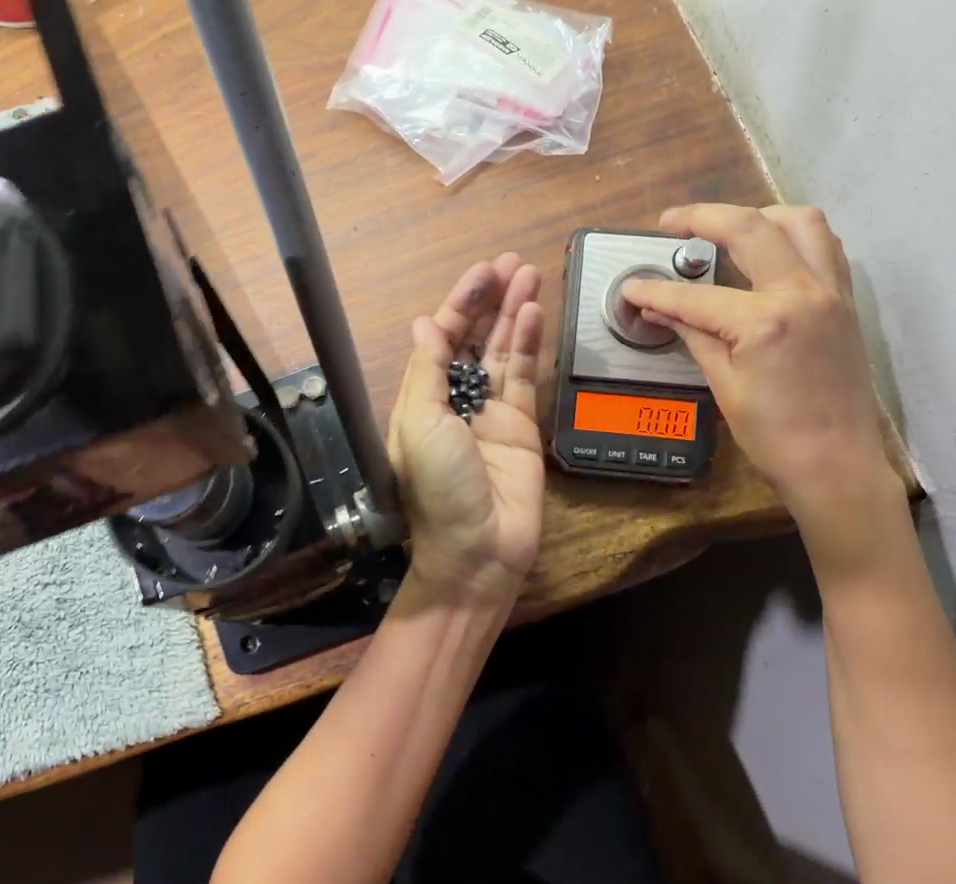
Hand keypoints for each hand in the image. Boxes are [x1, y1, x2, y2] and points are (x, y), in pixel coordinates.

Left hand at [387, 254, 544, 604]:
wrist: (478, 547)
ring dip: (513, 314)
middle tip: (512, 263)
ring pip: (502, 352)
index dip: (459, 305)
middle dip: (490, 301)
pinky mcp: (523, 427)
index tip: (482, 273)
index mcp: (422, 401)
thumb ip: (427, 371)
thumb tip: (423, 323)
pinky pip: (525, 377)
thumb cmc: (439, 487)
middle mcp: (455, 402)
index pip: (441, 340)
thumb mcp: (419, 423)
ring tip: (530, 274)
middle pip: (473, 340)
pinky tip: (535, 313)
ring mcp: (491, 414)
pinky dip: (529, 344)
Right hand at [621, 205, 903, 563]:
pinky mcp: (844, 301)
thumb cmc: (774, 437)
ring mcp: (830, 292)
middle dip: (704, 218)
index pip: (696, 296)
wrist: (835, 463)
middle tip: (671, 223)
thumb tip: (662, 311)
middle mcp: (802, 292)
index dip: (656, 291)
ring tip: (727, 228)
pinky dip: (794, 236)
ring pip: (799, 222)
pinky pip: (824, 247)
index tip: (629, 288)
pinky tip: (769, 252)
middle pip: (750, 228)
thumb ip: (695, 337)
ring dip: (759, 214)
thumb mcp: (724, 387)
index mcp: (765, 321)